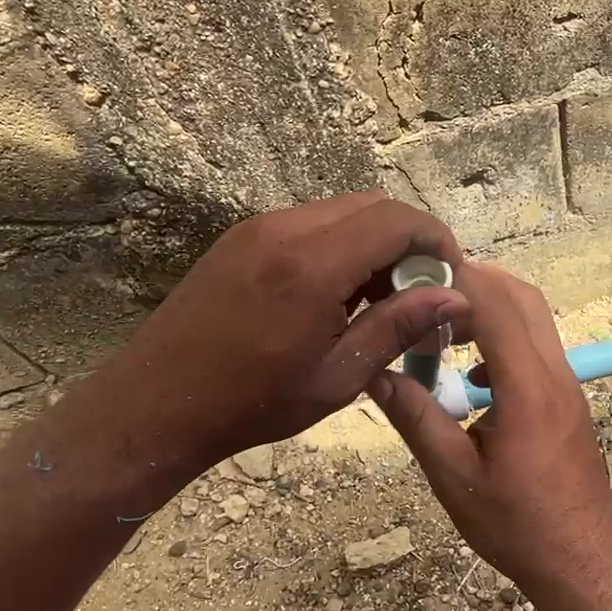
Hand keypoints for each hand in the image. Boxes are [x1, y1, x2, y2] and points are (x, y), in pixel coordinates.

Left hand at [89, 191, 467, 468]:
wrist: (156, 405)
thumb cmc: (254, 402)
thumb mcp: (339, 375)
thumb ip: (399, 326)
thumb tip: (455, 297)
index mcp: (312, 264)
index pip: (397, 219)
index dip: (437, 241)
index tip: (451, 279)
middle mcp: (285, 228)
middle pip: (372, 205)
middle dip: (409, 242)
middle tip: (417, 295)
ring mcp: (257, 228)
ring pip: (341, 212)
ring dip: (374, 245)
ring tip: (377, 303)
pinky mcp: (240, 239)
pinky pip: (309, 225)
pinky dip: (340, 248)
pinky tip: (335, 298)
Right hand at [368, 264, 611, 585]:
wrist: (581, 561)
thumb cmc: (516, 525)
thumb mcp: (454, 476)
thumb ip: (416, 419)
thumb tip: (374, 374)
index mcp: (529, 387)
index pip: (497, 307)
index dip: (458, 282)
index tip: (415, 276)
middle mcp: (556, 376)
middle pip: (524, 301)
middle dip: (476, 284)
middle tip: (425, 291)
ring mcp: (569, 389)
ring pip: (536, 323)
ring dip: (493, 312)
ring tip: (443, 328)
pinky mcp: (569, 404)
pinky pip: (539, 352)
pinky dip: (506, 343)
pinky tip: (475, 380)